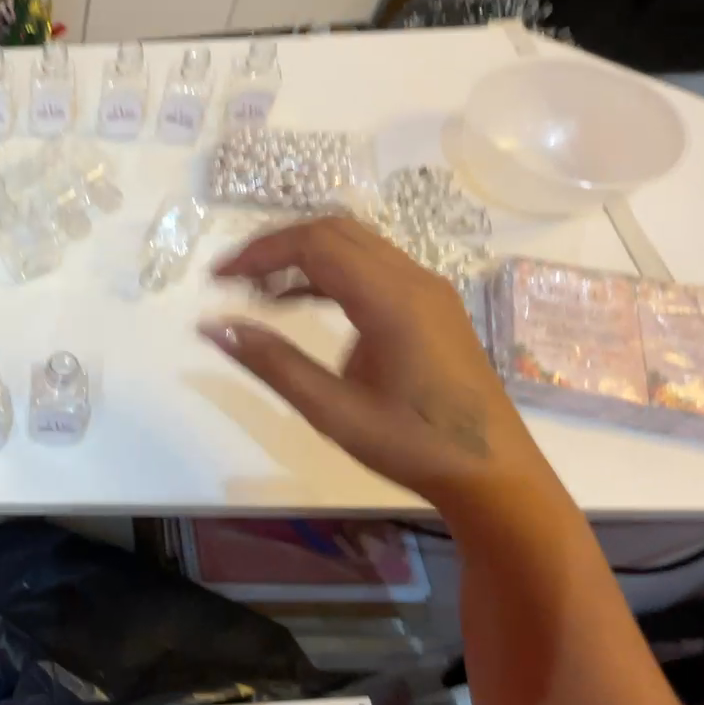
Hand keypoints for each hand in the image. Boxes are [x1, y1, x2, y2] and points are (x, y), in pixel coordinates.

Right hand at [199, 217, 554, 510]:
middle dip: (274, 246)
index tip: (216, 280)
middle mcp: (414, 281)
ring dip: (300, 256)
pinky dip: (325, 273)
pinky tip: (294, 303)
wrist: (492, 472)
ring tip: (255, 291)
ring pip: (354, 244)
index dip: (258, 253)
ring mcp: (427, 291)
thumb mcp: (330, 410)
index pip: (314, 244)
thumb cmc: (411, 445)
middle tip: (231, 279)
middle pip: (334, 231)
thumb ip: (270, 362)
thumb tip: (211, 326)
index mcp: (392, 300)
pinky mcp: (429, 306)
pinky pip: (370, 267)